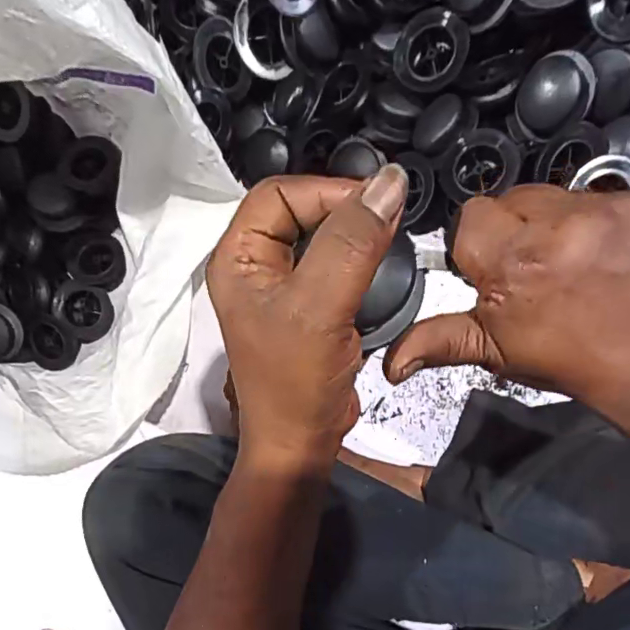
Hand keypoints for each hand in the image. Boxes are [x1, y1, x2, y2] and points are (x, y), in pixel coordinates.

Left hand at [206, 167, 407, 467]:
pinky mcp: (312, 315)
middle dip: (347, 212)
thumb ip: (352, 243)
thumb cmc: (294, 385)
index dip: (327, 191)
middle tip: (388, 220)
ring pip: (324, 243)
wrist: (301, 445)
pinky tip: (382, 272)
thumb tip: (389, 184)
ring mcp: (285, 294)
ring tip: (389, 243)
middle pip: (303, 214)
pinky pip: (338, 273)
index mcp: (239, 259)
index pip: (280, 194)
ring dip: (358, 239)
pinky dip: (362, 268)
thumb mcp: (320, 306)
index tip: (375, 202)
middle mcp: (258, 271)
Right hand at [383, 186, 629, 407]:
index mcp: (513, 263)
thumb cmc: (572, 359)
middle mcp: (559, 227)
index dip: (480, 246)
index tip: (496, 270)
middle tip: (536, 272)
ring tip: (572, 266)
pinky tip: (604, 257)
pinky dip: (601, 223)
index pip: (472, 218)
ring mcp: (607, 211)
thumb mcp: (496, 351)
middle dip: (518, 231)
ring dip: (559, 225)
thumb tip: (395, 361)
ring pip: (559, 195)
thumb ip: (440, 341)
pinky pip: (605, 196)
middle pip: (515, 200)